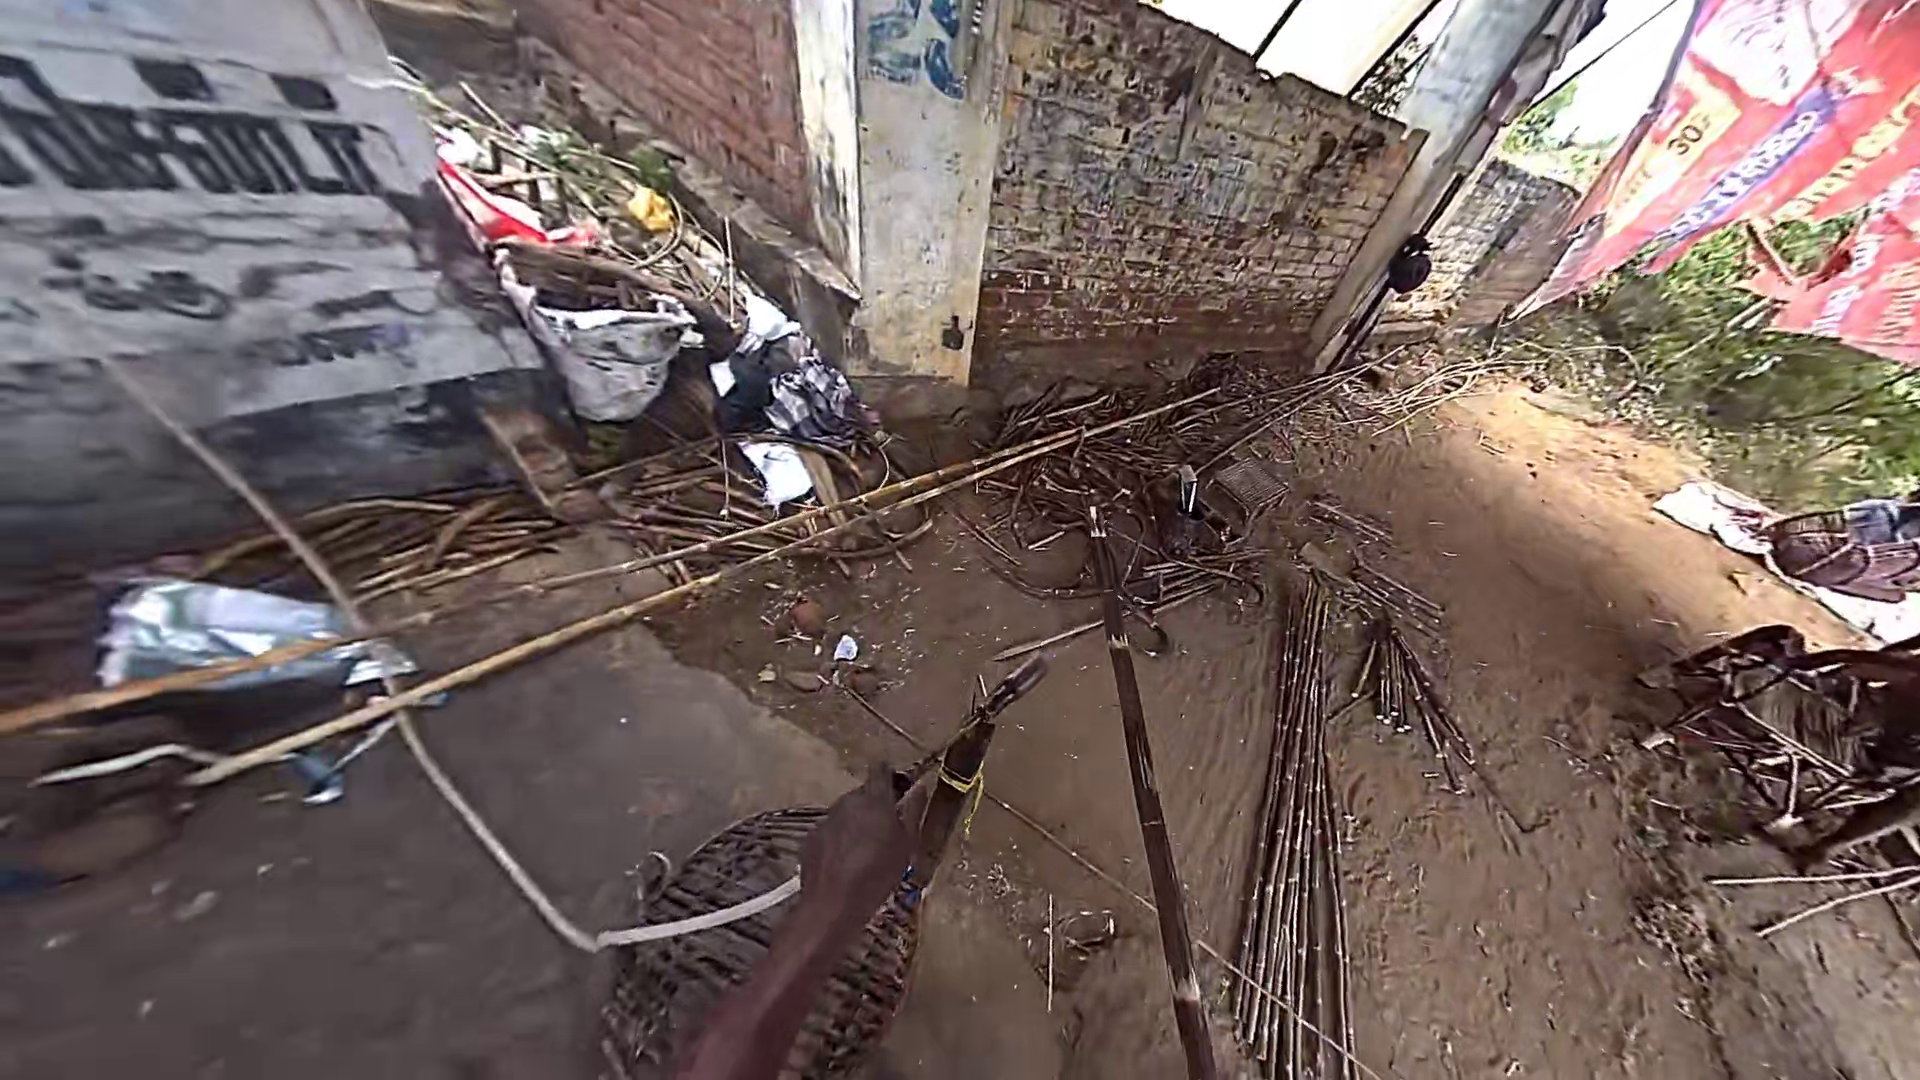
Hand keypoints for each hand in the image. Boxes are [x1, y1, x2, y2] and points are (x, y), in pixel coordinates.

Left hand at [800, 765, 914, 922]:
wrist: (833, 904)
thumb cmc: (878, 873)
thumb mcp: (906, 844)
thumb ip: (914, 810)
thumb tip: (920, 787)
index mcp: (875, 798)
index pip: (881, 770)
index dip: (889, 775)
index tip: (897, 787)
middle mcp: (849, 800)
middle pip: (864, 794)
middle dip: (874, 806)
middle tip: (884, 831)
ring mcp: (828, 817)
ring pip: (847, 812)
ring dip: (856, 823)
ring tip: (864, 851)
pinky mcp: (812, 835)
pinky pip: (831, 830)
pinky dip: (838, 839)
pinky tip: (844, 862)